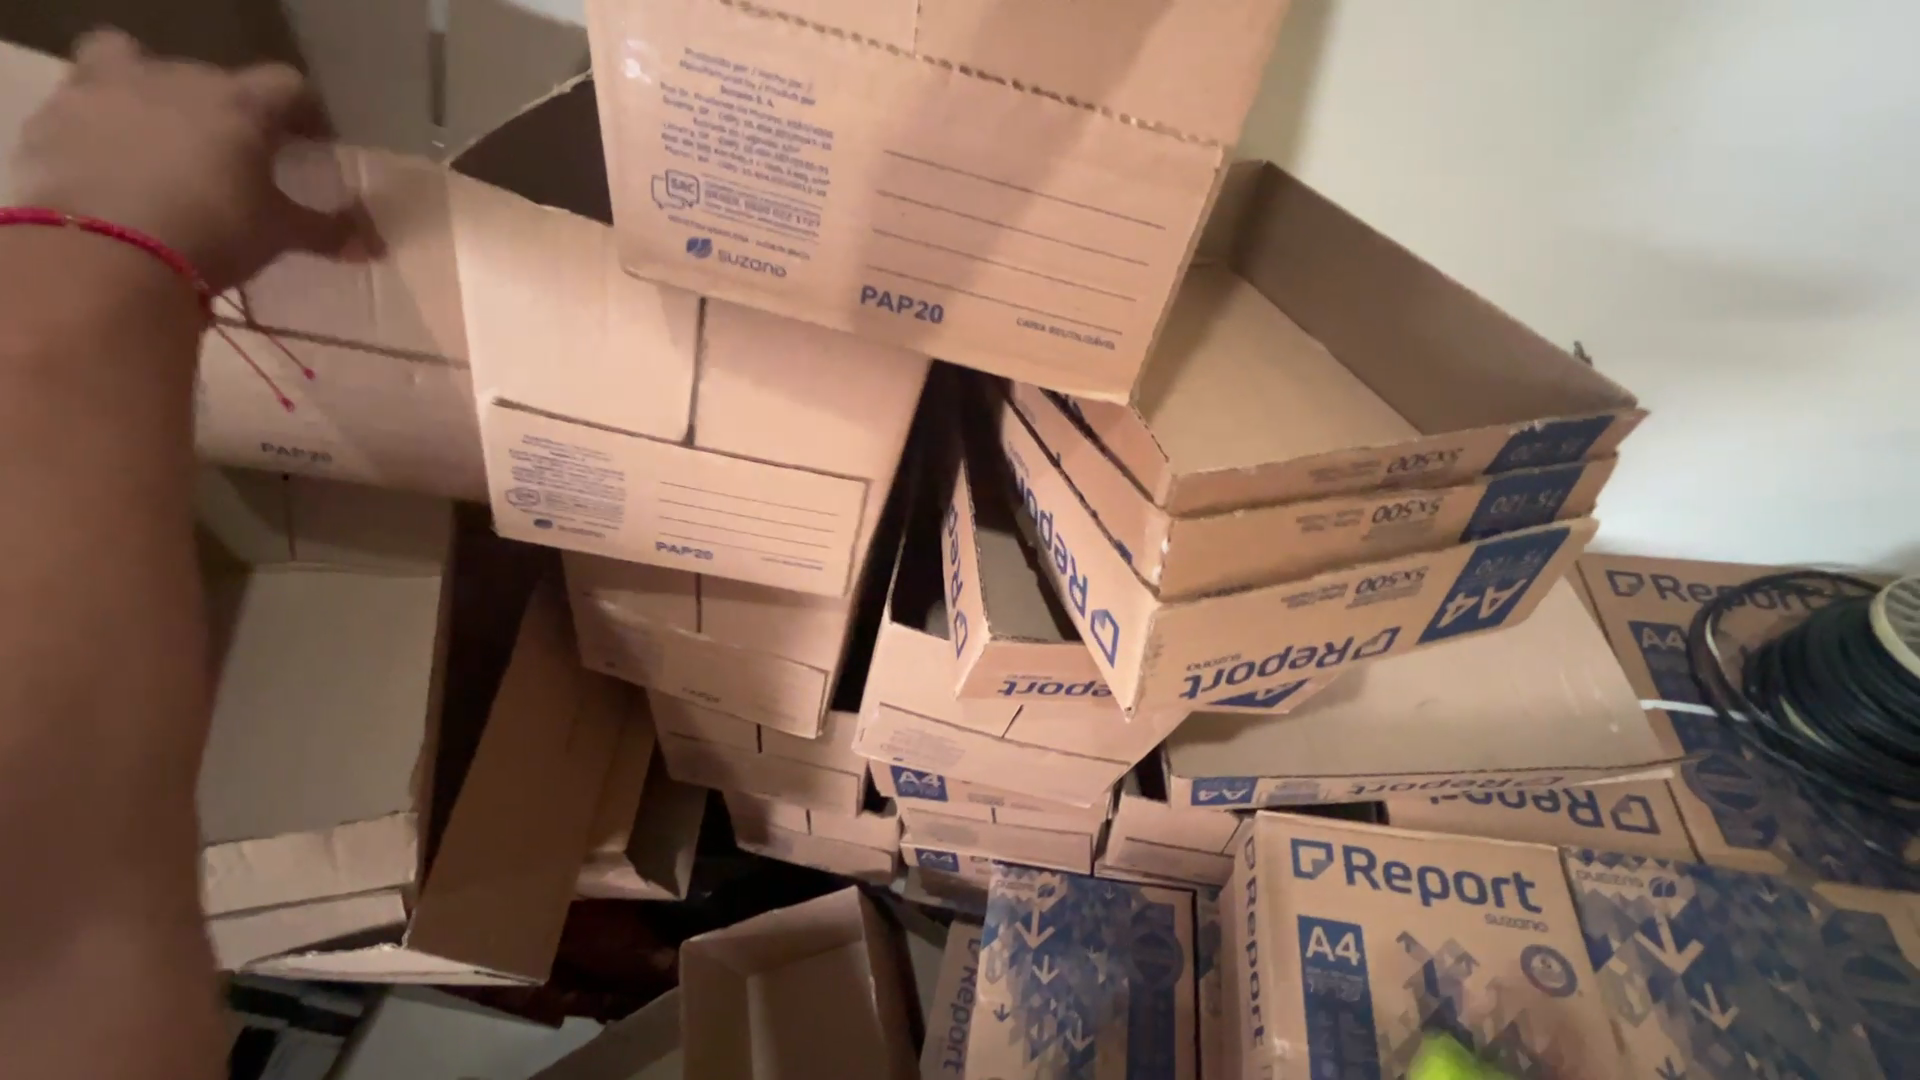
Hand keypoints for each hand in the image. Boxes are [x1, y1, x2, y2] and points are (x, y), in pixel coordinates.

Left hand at [8, 28, 375, 292]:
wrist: (107, 246)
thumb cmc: (216, 229)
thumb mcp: (282, 234)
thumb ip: (327, 231)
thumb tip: (374, 245)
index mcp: (240, 104)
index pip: (288, 85)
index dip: (307, 111)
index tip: (315, 142)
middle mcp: (175, 79)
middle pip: (214, 76)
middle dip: (233, 106)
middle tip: (245, 148)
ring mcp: (108, 88)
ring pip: (131, 60)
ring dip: (155, 87)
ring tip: (170, 132)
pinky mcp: (59, 113)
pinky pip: (88, 96)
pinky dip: (109, 115)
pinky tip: (123, 154)